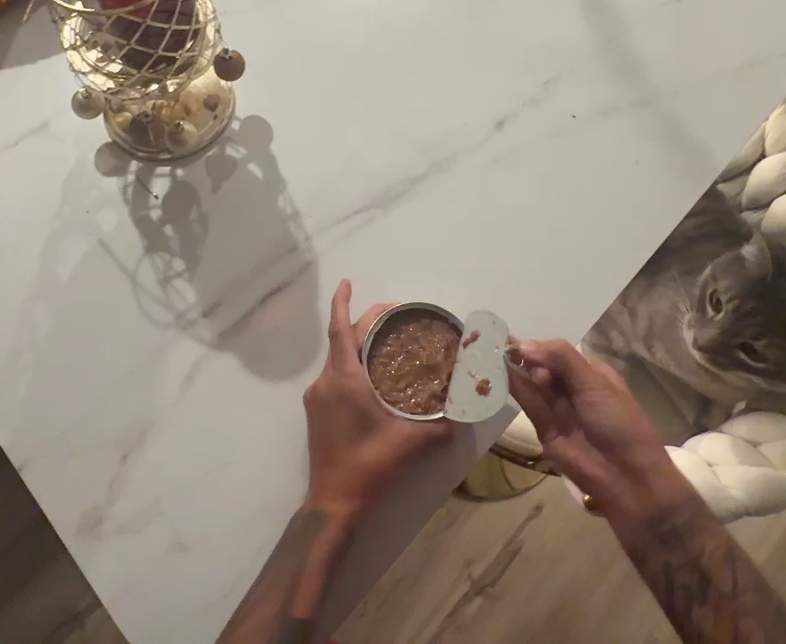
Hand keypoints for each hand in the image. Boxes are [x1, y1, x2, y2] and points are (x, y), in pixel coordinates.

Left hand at [301, 280, 452, 523]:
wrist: (334, 504)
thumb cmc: (370, 467)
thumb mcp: (412, 443)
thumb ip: (443, 423)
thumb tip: (469, 407)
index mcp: (344, 379)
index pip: (340, 329)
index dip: (343, 302)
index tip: (348, 281)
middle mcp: (325, 382)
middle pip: (343, 340)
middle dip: (365, 321)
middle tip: (394, 312)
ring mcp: (317, 398)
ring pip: (338, 359)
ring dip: (358, 344)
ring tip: (388, 341)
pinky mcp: (316, 413)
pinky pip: (334, 377)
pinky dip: (352, 365)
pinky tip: (373, 376)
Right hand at [508, 338, 668, 520]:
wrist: (625, 476)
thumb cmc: (617, 421)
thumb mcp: (595, 382)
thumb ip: (561, 358)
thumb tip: (523, 345)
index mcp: (591, 374)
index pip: (560, 352)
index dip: (540, 346)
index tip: (519, 340)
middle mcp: (573, 387)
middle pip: (543, 365)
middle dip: (528, 356)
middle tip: (515, 355)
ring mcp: (557, 407)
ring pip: (532, 382)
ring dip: (517, 368)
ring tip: (499, 355)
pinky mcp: (543, 426)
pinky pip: (527, 402)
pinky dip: (514, 386)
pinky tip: (499, 372)